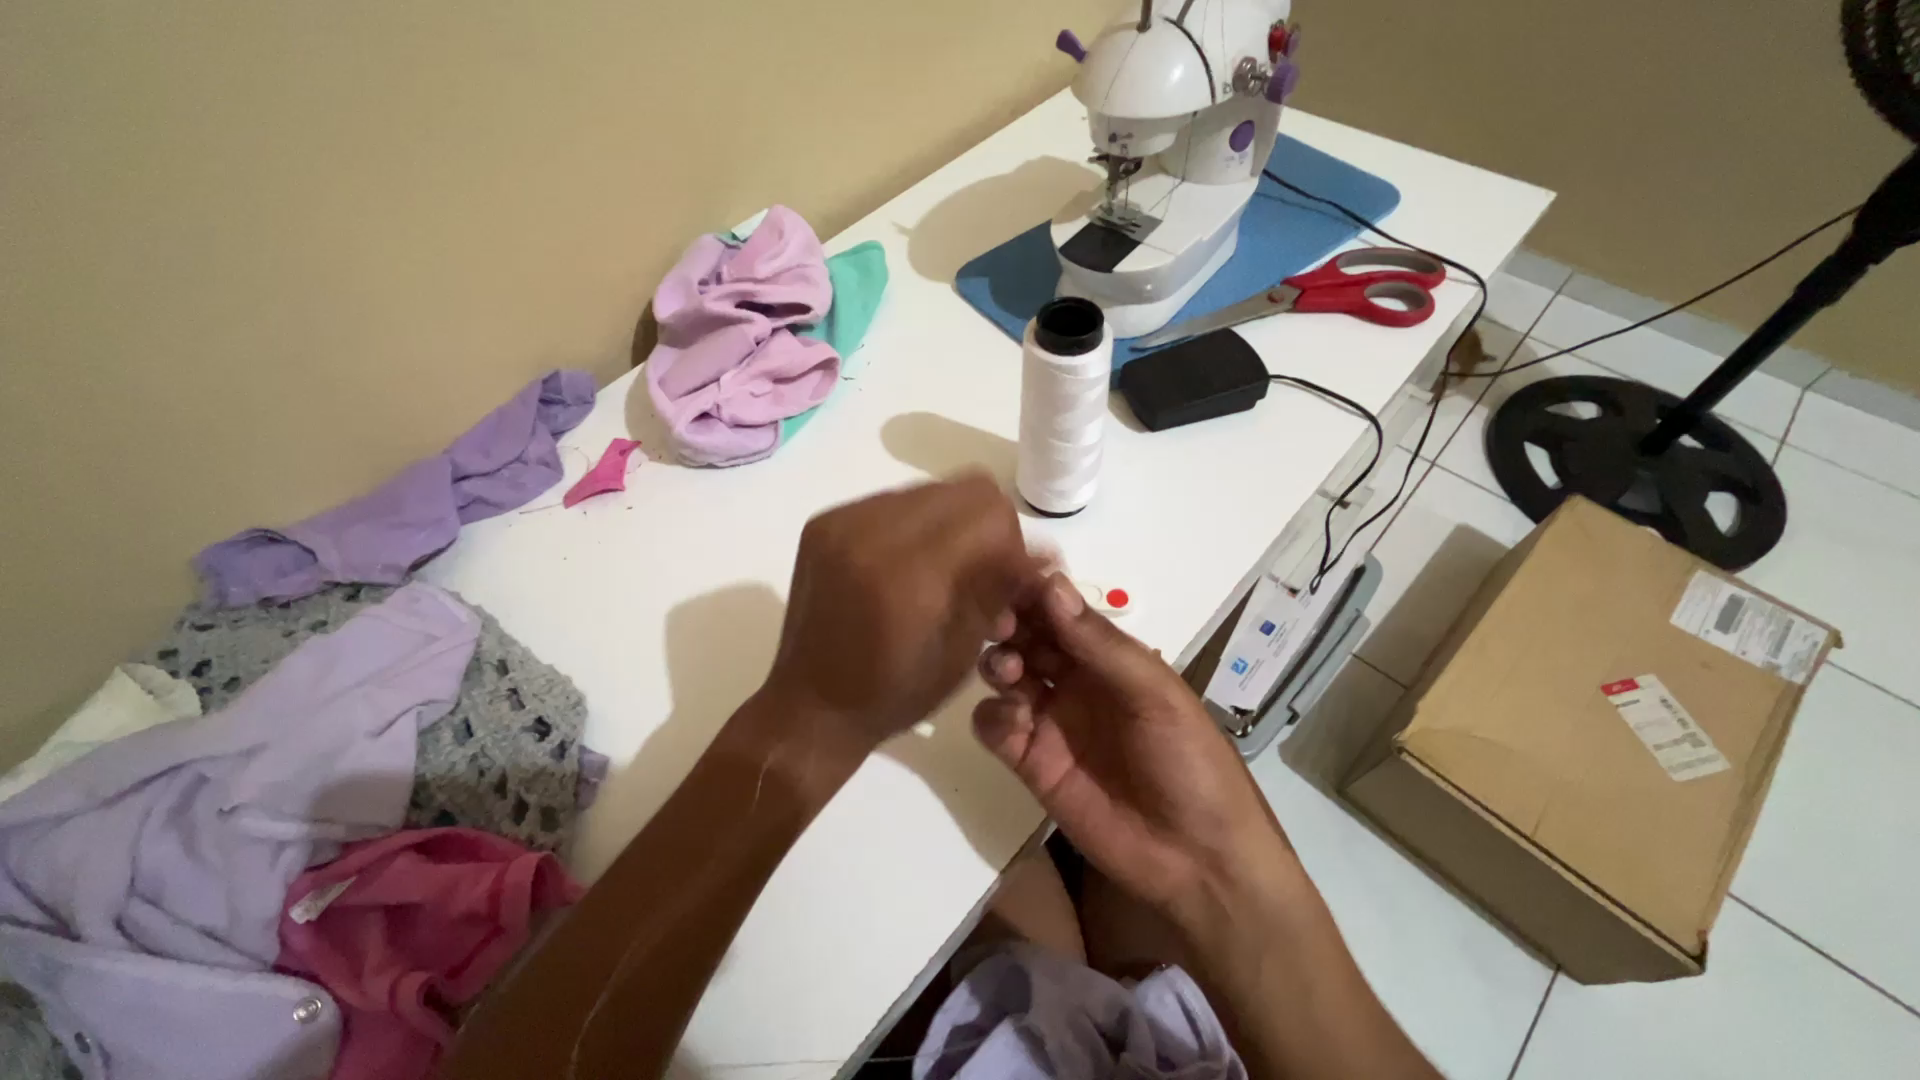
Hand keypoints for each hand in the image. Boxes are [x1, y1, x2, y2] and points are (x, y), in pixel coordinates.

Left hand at [762, 472, 1039, 748]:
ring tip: (944, 567)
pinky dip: (914, 524)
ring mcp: (843, 523)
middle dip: (987, 526)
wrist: (811, 705)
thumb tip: (1045, 549)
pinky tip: (908, 564)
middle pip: (965, 489)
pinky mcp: (825, 522)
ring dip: (950, 521)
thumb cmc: (893, 693)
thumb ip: (999, 589)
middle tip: (982, 570)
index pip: (989, 511)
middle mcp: (872, 534)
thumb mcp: (962, 651)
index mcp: (910, 574)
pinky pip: (891, 501)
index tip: (1008, 578)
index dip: (1012, 541)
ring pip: (929, 489)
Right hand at [972, 574, 1293, 920]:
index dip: (1035, 595)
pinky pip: (995, 728)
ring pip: (1006, 676)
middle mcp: (1076, 682)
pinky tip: (1014, 725)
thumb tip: (1050, 585)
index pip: (1062, 612)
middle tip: (1001, 625)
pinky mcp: (1031, 764)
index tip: (1010, 581)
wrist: (1198, 859)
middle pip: (1028, 638)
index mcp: (1111, 659)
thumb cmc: (1191, 762)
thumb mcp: (1156, 695)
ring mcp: (1051, 722)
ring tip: (1010, 674)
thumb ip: (1101, 644)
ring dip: (998, 664)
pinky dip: (993, 718)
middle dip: (1010, 625)